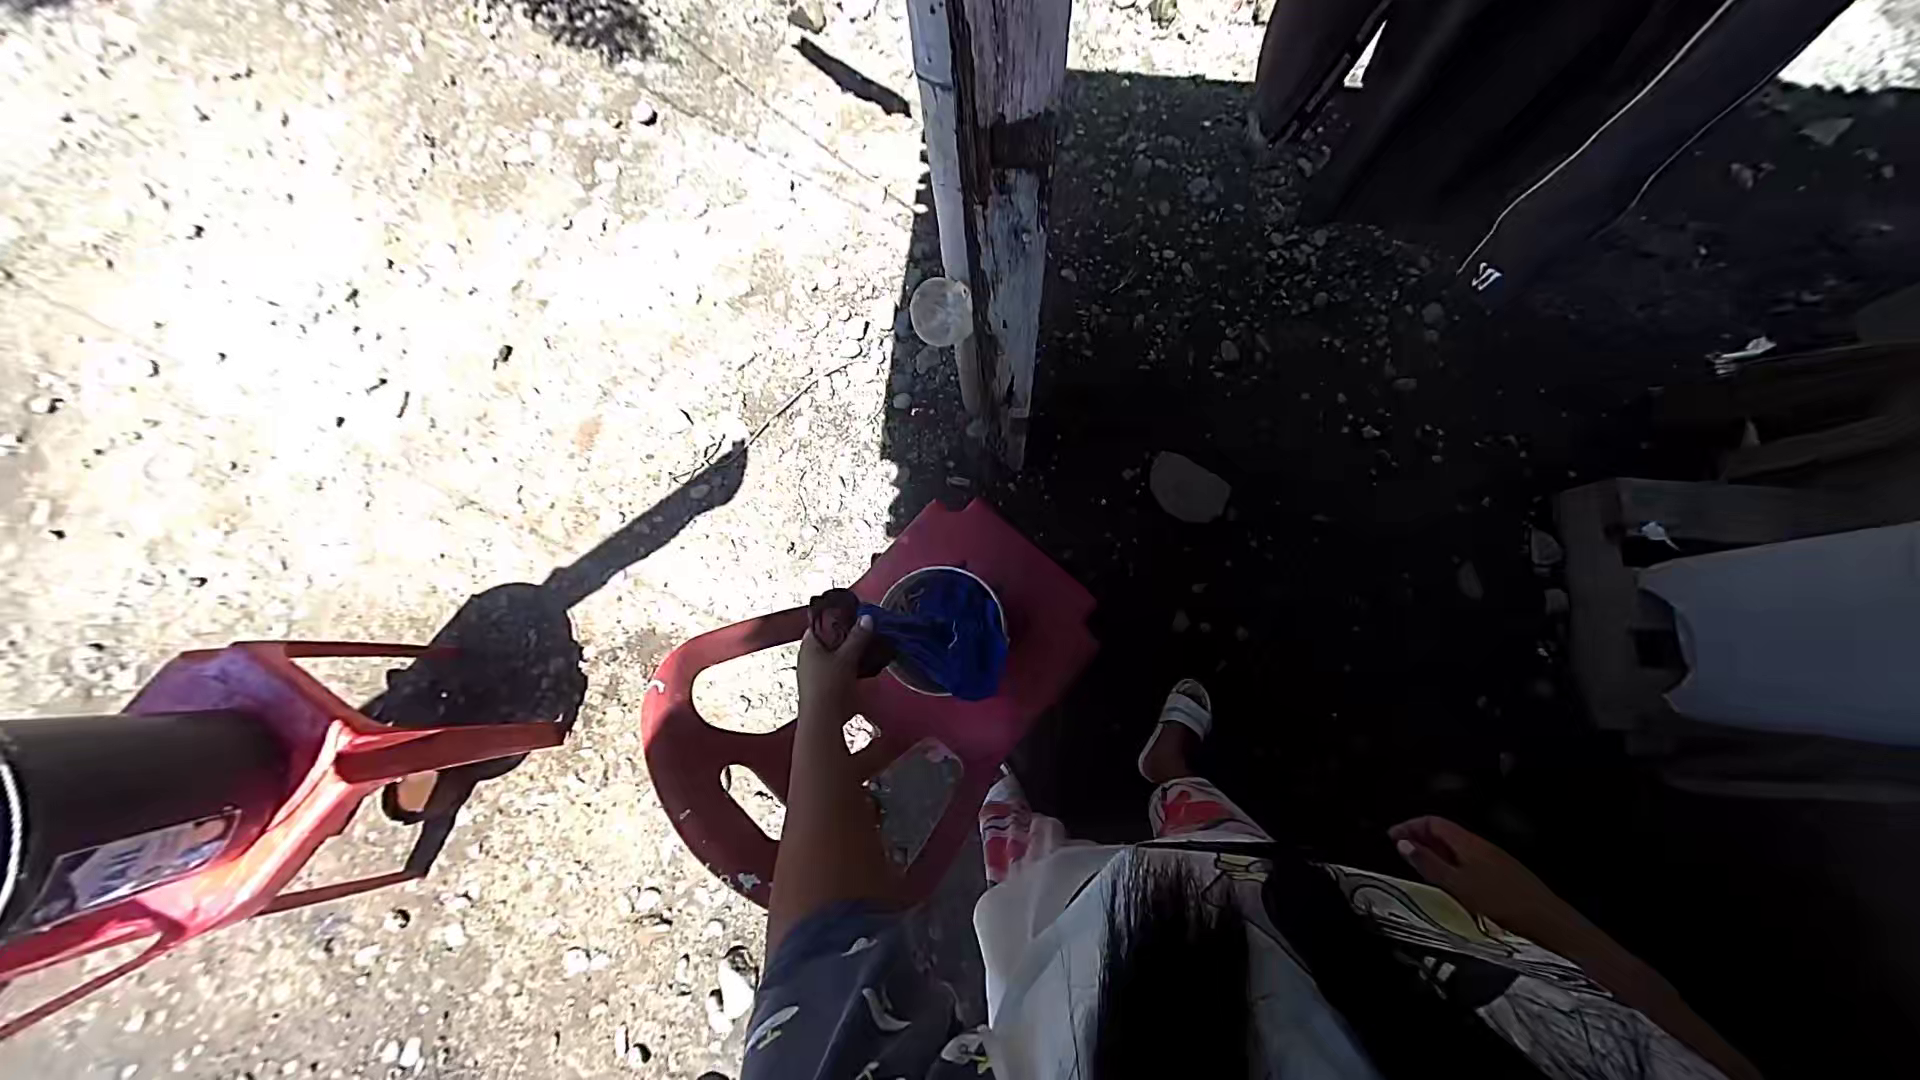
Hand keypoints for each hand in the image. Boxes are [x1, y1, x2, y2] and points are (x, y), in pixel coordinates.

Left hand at [798, 612, 873, 723]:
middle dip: (845, 634)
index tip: (853, 614)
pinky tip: (861, 665)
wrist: (823, 719)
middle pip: (828, 639)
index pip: (820, 623)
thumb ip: (858, 637)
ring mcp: (814, 672)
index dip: (835, 617)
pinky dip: (847, 664)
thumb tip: (867, 618)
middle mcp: (808, 657)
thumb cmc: (829, 684)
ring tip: (866, 645)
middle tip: (863, 629)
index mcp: (808, 645)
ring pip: (833, 654)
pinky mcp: (822, 685)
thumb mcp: (847, 657)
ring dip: (848, 650)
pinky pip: (836, 667)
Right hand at [1388, 816, 1576, 937]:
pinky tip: (1454, 885)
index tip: (1392, 839)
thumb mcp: (1457, 886)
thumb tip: (1402, 843)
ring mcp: (1499, 862)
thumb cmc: (1504, 905)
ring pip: (1459, 849)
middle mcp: (1484, 847)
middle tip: (1404, 853)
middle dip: (1421, 839)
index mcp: (1469, 843)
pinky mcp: (1509, 878)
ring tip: (1424, 870)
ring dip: (1437, 854)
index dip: (1409, 826)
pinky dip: (1454, 866)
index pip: (1432, 821)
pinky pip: (1472, 862)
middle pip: (1445, 833)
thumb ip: (1428, 863)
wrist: (1559, 931)